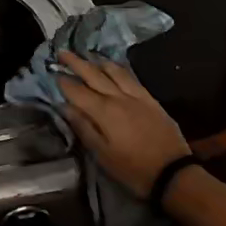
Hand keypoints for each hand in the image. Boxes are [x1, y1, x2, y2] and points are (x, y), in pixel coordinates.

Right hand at [56, 51, 190, 198]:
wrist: (173, 173)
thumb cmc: (133, 169)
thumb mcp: (102, 155)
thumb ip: (83, 127)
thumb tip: (64, 107)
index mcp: (104, 112)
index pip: (78, 91)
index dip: (63, 82)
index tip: (51, 72)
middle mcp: (118, 97)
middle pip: (93, 74)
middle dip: (76, 62)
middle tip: (62, 52)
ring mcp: (136, 96)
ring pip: (113, 71)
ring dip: (97, 61)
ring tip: (86, 55)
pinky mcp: (150, 99)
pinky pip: (131, 76)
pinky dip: (118, 68)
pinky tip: (114, 67)